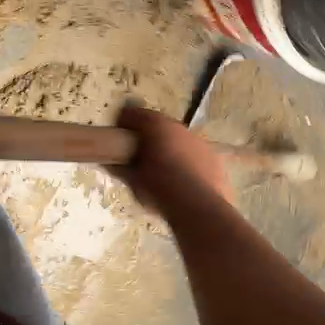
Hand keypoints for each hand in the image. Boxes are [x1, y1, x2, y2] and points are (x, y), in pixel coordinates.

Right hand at [109, 106, 233, 219]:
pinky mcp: (217, 163)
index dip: (123, 124)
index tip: (117, 138)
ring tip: (165, 173)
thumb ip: (119, 167)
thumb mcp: (131, 179)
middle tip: (140, 156)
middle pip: (159, 127)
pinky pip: (197, 159)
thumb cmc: (158, 187)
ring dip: (172, 151)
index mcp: (155, 125)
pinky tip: (185, 185)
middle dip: (150, 138)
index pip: (132, 114)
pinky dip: (190, 166)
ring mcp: (201, 144)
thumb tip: (108, 162)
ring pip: (181, 142)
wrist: (199, 209)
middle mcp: (179, 128)